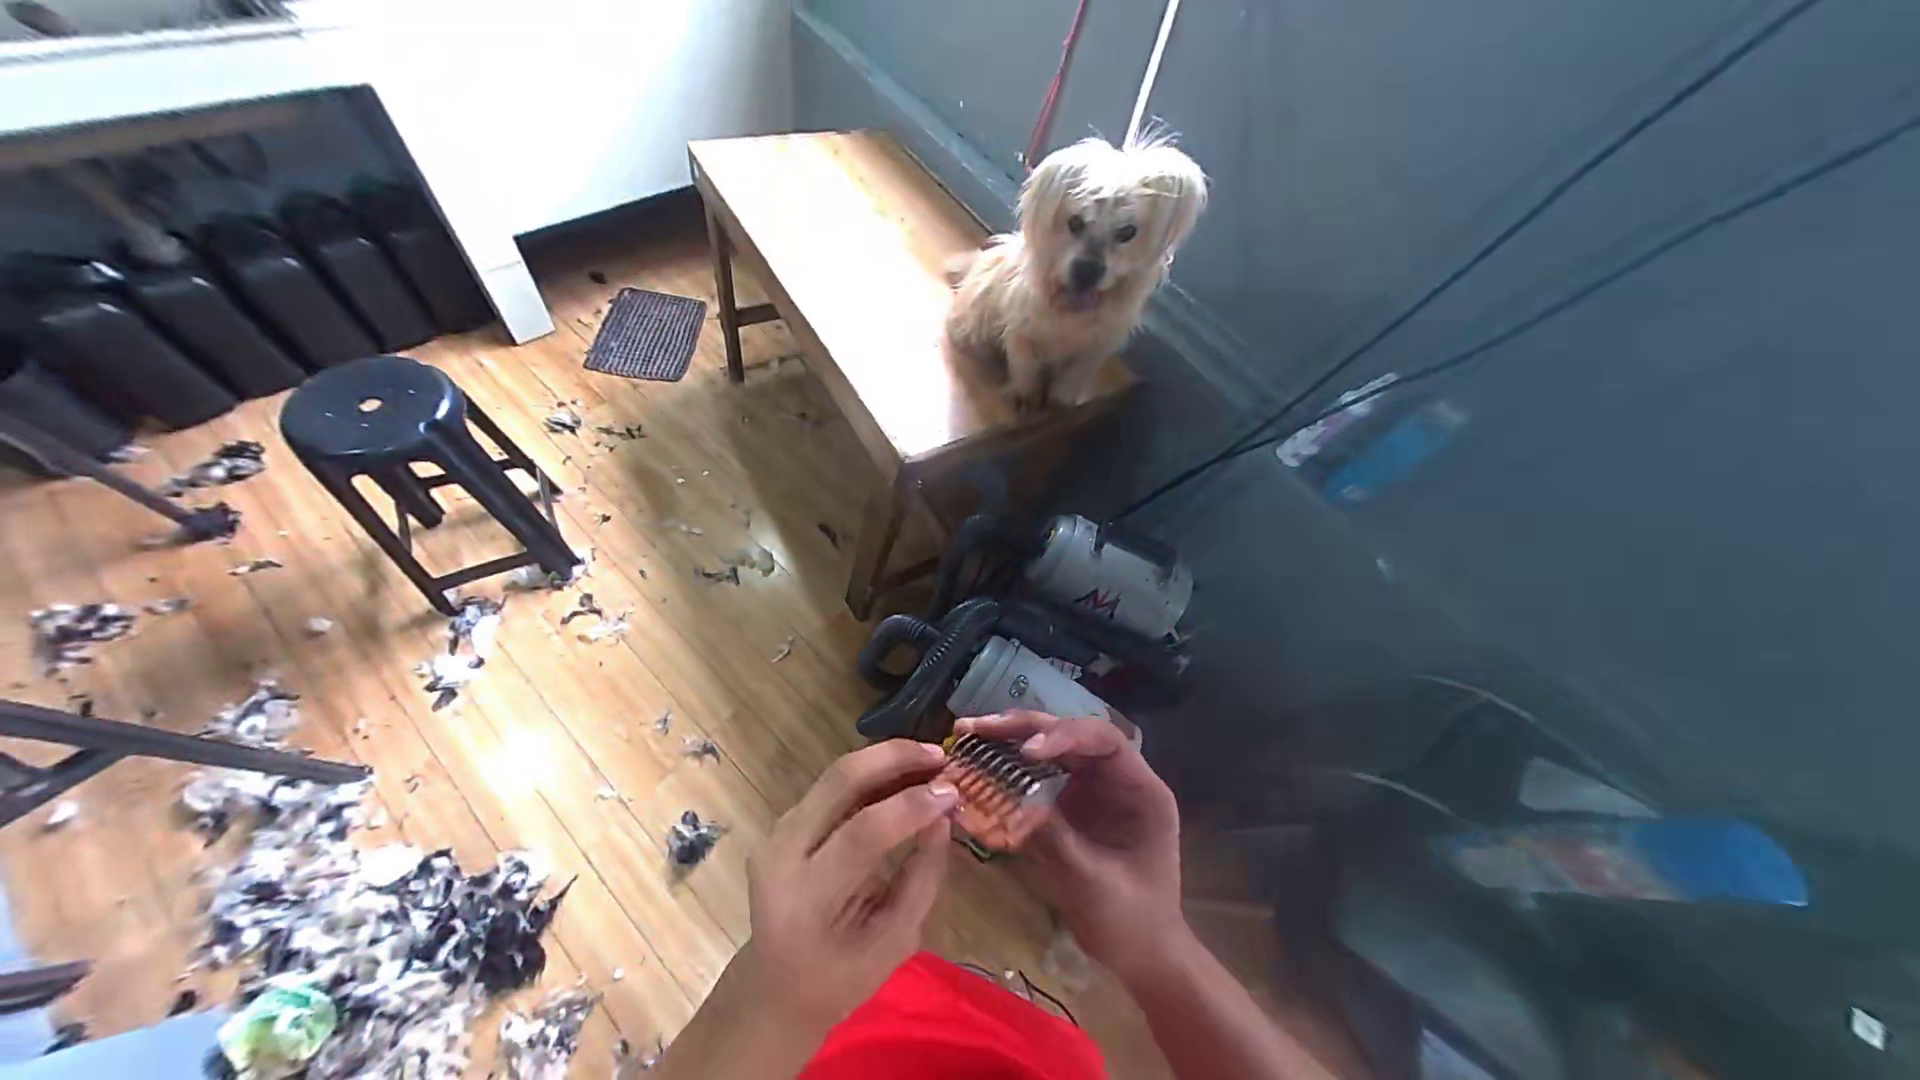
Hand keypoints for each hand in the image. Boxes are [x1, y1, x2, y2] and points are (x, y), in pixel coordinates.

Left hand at [741, 739, 958, 1035]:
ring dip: (886, 758)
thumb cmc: (842, 976)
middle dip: (895, 758)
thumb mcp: (896, 939)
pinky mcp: (786, 820)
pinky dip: (873, 772)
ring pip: (837, 773)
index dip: (911, 806)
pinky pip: (833, 784)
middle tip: (940, 755)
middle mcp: (782, 853)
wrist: (778, 986)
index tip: (952, 792)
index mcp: (806, 898)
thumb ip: (923, 874)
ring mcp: (778, 831)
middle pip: (840, 780)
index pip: (862, 833)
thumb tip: (943, 812)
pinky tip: (905, 773)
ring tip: (930, 760)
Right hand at [954, 710, 1184, 979]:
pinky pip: (1036, 773)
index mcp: (1139, 788)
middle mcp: (1114, 777)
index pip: (1104, 741)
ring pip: (1049, 747)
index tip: (1027, 750)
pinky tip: (976, 761)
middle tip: (978, 727)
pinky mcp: (1067, 801)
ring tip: (968, 732)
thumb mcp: (1091, 883)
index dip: (1066, 735)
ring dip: (1009, 739)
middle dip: (1024, 728)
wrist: (1141, 955)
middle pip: (1070, 735)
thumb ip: (1054, 837)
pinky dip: (1006, 766)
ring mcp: (1090, 787)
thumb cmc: (1130, 922)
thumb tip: (1009, 798)